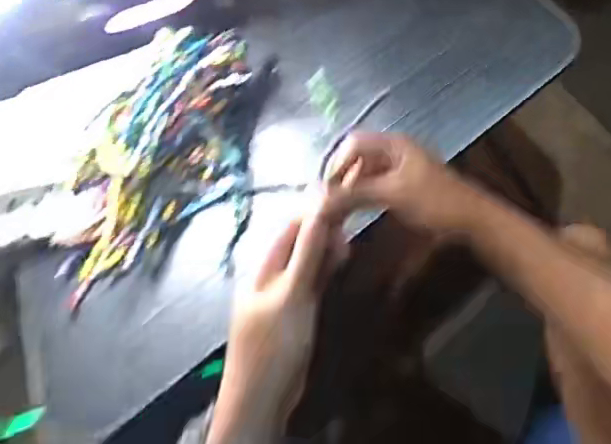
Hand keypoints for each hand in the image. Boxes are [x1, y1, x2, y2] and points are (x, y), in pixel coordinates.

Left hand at [210, 207, 343, 443]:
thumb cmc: (274, 344)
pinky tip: (340, 266)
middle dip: (324, 231)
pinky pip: (312, 281)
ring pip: (307, 262)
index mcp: (263, 268)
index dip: (316, 212)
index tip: (344, 204)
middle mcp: (271, 277)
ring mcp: (282, 296)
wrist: (260, 405)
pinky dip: (326, 270)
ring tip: (348, 246)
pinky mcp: (294, 314)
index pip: (291, 227)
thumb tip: (320, 205)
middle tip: (350, 227)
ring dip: (327, 250)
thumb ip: (308, 251)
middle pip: (300, 243)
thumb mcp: (294, 293)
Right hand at [323, 132, 485, 236]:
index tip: (324, 192)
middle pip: (357, 156)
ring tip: (334, 212)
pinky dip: (361, 196)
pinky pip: (374, 184)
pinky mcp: (402, 185)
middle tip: (324, 205)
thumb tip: (319, 198)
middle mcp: (394, 150)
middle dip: (340, 177)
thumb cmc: (434, 200)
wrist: (469, 218)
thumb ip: (356, 193)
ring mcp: (399, 167)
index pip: (353, 143)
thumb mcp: (393, 194)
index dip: (336, 164)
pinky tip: (352, 213)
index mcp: (394, 144)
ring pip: (364, 172)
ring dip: (349, 189)